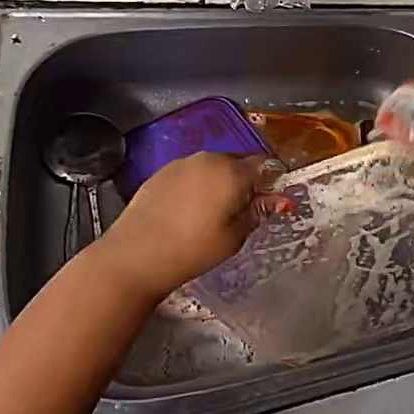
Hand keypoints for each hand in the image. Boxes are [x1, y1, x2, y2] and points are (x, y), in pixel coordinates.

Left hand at [93, 153, 288, 298]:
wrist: (135, 255)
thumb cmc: (193, 249)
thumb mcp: (234, 237)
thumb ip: (257, 213)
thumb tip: (278, 200)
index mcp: (232, 171)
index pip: (265, 165)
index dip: (272, 182)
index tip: (269, 202)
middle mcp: (209, 158)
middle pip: (238, 162)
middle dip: (246, 181)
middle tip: (242, 211)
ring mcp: (182, 163)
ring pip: (213, 166)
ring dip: (220, 182)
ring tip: (213, 213)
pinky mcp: (161, 172)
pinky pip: (191, 173)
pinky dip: (197, 185)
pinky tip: (189, 210)